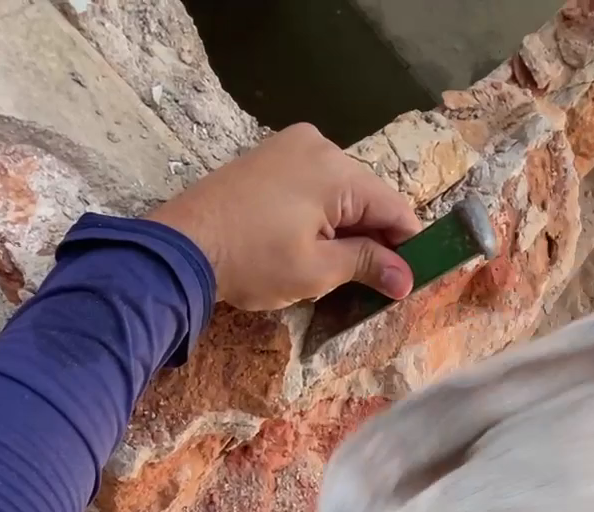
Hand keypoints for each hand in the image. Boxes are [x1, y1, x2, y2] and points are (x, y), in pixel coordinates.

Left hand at [148, 123, 422, 310]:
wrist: (180, 248)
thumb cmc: (251, 262)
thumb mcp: (316, 271)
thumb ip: (366, 266)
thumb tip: (406, 279)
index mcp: (337, 170)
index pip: (393, 207)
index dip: (408, 245)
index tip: (413, 278)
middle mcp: (318, 145)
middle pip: (365, 197)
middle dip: (373, 239)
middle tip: (374, 284)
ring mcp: (288, 147)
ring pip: (337, 193)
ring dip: (344, 229)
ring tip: (337, 270)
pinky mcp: (266, 159)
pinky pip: (309, 186)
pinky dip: (318, 216)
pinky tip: (309, 246)